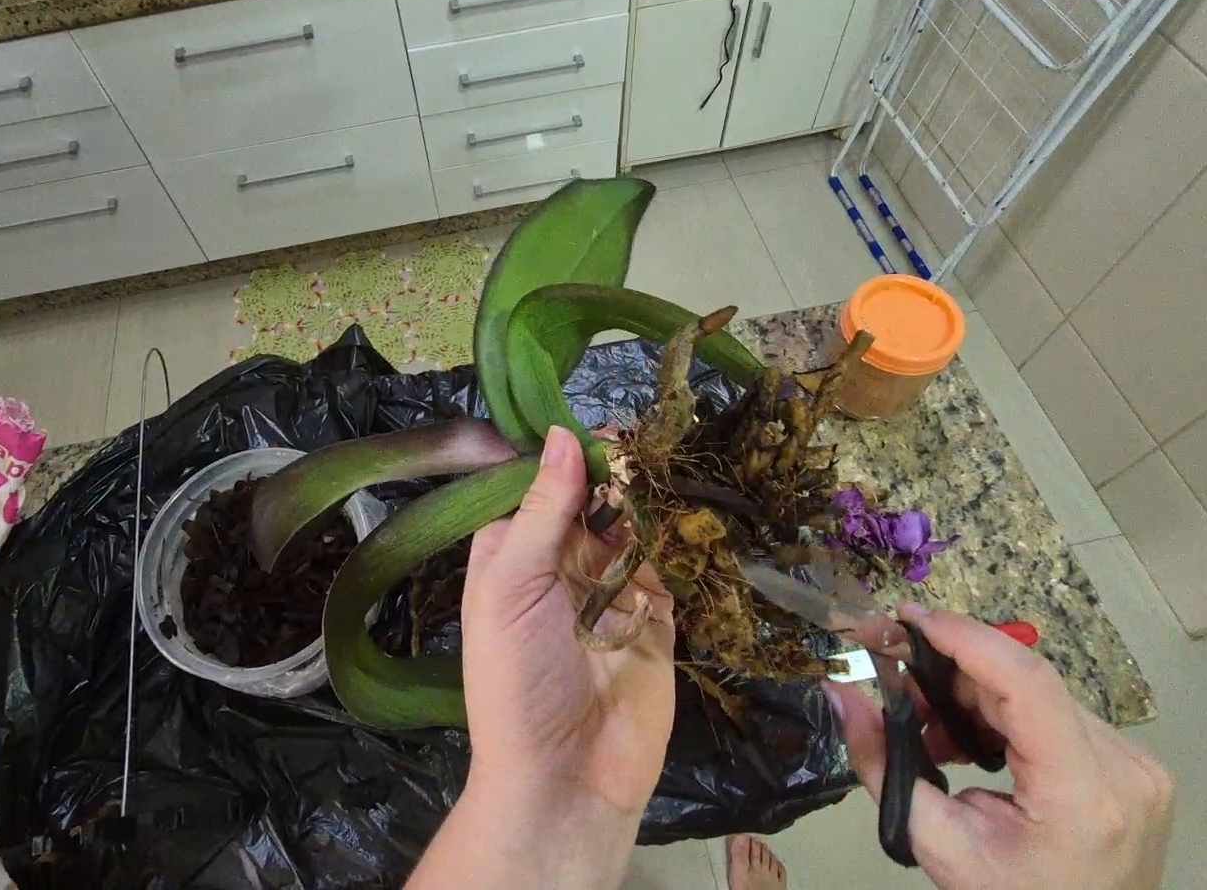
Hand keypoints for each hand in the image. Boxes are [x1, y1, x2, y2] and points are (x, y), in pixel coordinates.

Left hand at [462, 424, 676, 813]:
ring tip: (672, 466)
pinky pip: (667, 558)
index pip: (540, 483)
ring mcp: (610, 581)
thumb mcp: (514, 585)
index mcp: (515, 547)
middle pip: (590, 496)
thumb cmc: (518, 675)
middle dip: (614, 471)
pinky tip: (693, 507)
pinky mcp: (655, 608)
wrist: (567, 777)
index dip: (567, 454)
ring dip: (649, 496)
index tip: (602, 428)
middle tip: (646, 444)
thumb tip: (562, 433)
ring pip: (631, 520)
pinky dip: (677, 533)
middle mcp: (561, 557)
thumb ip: (543, 510)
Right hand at [827, 605, 1174, 889]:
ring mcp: (1136, 763)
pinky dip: (997, 710)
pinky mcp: (1132, 762)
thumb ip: (879, 762)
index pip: (1025, 681)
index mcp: (1082, 794)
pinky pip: (1049, 707)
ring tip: (930, 729)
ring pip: (1031, 688)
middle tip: (896, 685)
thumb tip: (837, 691)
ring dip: (969, 692)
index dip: (963, 637)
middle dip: (949, 671)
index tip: (906, 618)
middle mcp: (1122, 767)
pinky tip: (970, 741)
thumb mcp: (933, 840)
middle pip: (1021, 681)